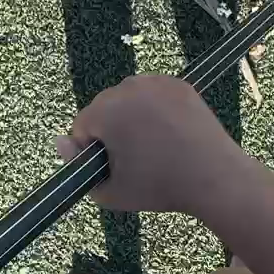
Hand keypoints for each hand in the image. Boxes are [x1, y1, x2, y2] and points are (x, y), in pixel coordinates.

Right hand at [54, 75, 259, 214]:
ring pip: (128, 99)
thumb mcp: (110, 190)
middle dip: (111, 130)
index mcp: (106, 110)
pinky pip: (153, 95)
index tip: (113, 168)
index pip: (81, 126)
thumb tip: (59, 142)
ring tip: (152, 146)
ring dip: (131, 118)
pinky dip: (154, 110)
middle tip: (134, 159)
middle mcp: (128, 87)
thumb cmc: (159, 187)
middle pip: (104, 108)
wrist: (213, 177)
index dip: (91, 151)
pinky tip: (167, 132)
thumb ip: (77, 166)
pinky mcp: (178, 84)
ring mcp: (156, 82)